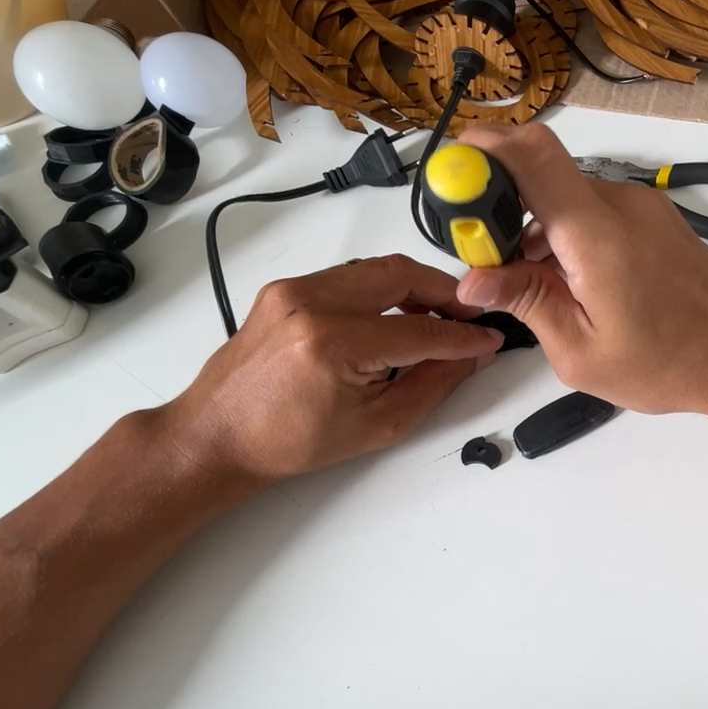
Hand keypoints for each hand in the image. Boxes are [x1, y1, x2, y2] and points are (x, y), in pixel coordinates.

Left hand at [158, 255, 503, 485]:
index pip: (422, 330)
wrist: (218, 435)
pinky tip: (399, 314)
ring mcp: (293, 290)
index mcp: (333, 344)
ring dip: (418, 287)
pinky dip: (385, 289)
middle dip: (447, 294)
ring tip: (439, 316)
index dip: (465, 337)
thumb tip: (470, 358)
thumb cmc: (288, 440)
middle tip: (470, 317)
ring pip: (379, 268)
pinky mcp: (286, 288)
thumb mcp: (379, 425)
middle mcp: (310, 304)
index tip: (489, 340)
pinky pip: (352, 275)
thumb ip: (433, 385)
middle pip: (403, 275)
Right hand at [452, 124, 707, 417]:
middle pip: (541, 174)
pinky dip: (571, 235)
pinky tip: (574, 283)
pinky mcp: (656, 219)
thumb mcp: (582, 352)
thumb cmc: (675, 363)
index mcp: (596, 232)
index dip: (481, 149)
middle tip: (489, 264)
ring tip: (540, 289)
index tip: (451, 179)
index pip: (529, 152)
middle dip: (501, 209)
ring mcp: (643, 208)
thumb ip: (525, 302)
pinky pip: (597, 210)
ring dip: (538, 229)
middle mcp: (621, 204)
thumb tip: (474, 279)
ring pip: (568, 196)